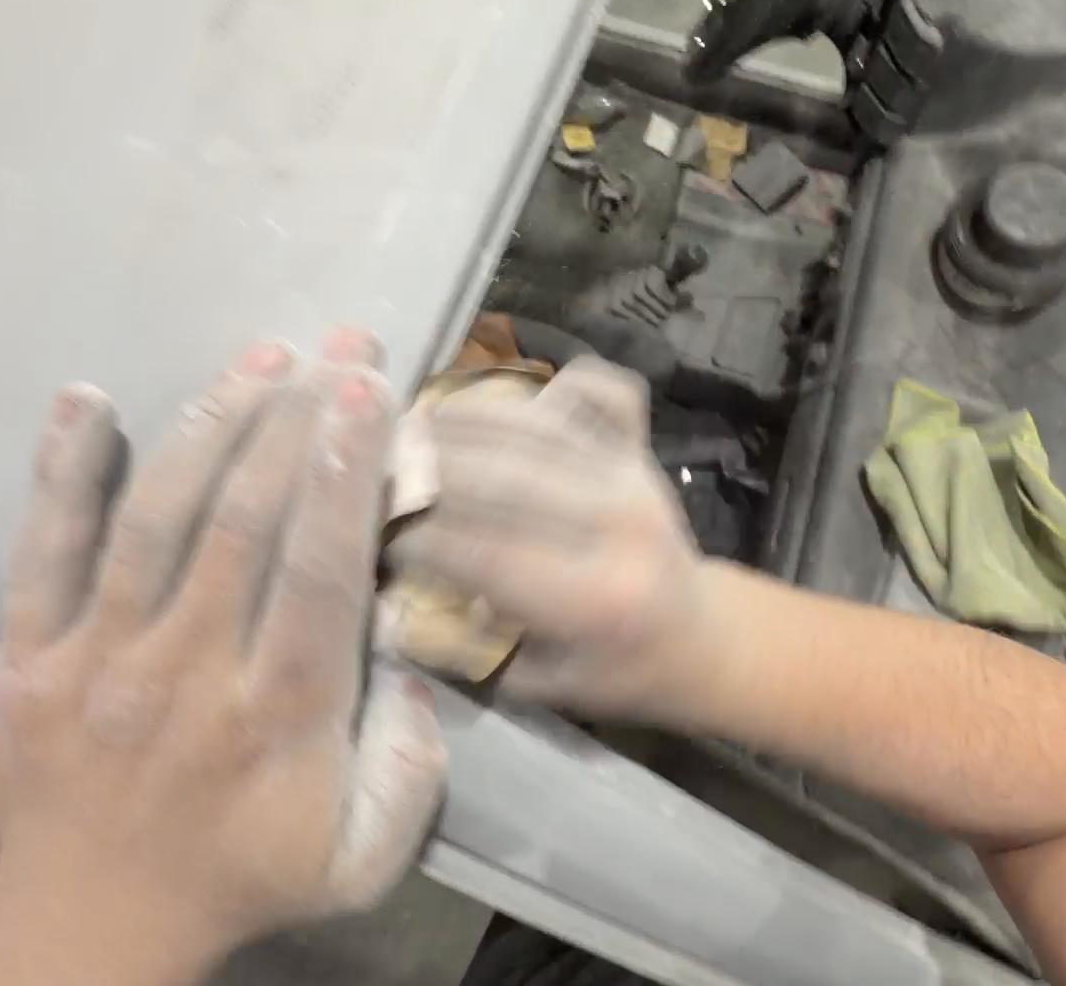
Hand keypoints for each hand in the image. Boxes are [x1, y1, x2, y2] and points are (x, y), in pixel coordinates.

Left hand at [0, 333, 445, 977]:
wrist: (90, 928)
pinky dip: (61, 471)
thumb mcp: (365, 856)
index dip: (345, 477)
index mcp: (276, 714)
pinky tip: (85, 396)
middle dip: (298, 422)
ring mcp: (95, 658)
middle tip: (336, 350)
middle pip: (243, 524)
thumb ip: (408, 768)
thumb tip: (412, 666)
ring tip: (261, 357)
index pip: (317, 572)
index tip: (369, 396)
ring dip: (212, 425)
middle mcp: (185, 670)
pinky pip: (42, 552)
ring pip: (156, 519)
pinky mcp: (25, 656)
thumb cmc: (249, 875)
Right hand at [387, 358, 712, 721]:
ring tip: (411, 424)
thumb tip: (384, 603)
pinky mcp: (644, 449)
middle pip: (505, 476)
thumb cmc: (613, 669)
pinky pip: (602, 392)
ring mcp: (636, 474)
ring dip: (467, 419)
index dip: (419, 537)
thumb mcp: (538, 683)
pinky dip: (556, 383)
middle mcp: (621, 521)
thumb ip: (465, 646)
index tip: (368, 527)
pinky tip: (510, 398)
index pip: (487, 553)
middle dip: (429, 468)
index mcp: (597, 596)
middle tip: (374, 465)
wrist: (697, 635)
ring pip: (538, 425)